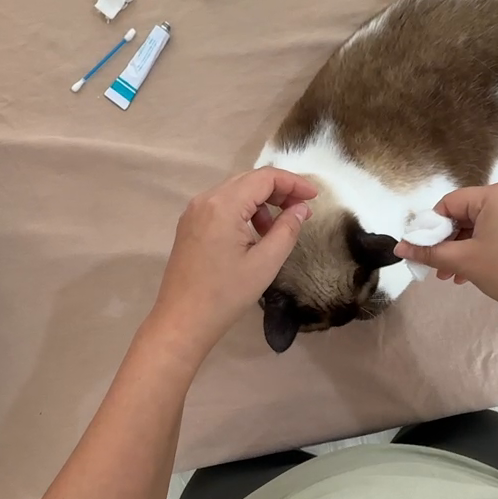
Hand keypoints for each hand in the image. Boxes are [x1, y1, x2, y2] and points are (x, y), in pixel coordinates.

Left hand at [150, 167, 316, 352]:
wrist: (183, 320)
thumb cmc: (226, 295)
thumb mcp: (265, 263)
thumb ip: (287, 230)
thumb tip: (300, 209)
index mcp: (223, 205)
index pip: (265, 177)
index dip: (293, 183)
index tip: (315, 197)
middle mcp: (205, 200)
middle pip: (248, 180)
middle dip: (278, 190)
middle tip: (301, 211)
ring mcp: (193, 212)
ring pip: (234, 192)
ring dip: (260, 203)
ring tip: (275, 230)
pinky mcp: (189, 226)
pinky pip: (221, 206)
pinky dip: (242, 211)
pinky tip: (252, 235)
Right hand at [394, 183, 497, 320]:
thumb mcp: (465, 261)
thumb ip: (429, 252)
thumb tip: (399, 247)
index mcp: (495, 194)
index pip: (449, 203)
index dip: (432, 228)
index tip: (425, 253)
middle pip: (465, 213)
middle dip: (448, 242)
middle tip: (438, 268)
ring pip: (481, 224)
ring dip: (463, 248)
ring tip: (453, 275)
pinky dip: (483, 247)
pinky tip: (473, 271)